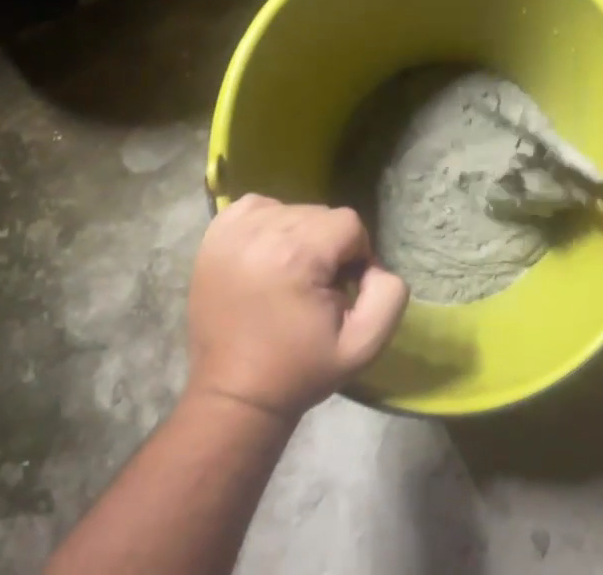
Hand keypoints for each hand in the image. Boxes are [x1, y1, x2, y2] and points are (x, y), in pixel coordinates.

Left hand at [186, 194, 407, 420]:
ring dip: (300, 234)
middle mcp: (260, 234)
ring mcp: (230, 234)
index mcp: (297, 255)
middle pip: (319, 212)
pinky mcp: (212, 240)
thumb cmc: (301, 369)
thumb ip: (389, 293)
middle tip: (316, 287)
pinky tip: (268, 254)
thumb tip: (372, 265)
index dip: (356, 255)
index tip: (342, 290)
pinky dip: (268, 223)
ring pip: (290, 208)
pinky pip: (254, 207)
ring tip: (291, 273)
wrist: (236, 394)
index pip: (348, 223)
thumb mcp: (365, 344)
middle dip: (328, 244)